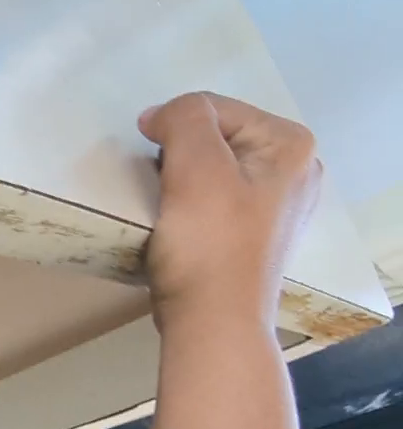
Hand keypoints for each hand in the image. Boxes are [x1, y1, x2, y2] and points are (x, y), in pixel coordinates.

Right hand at [138, 92, 320, 329]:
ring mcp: (276, 205)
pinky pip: (213, 203)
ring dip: (176, 183)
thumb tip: (161, 112)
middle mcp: (293, 168)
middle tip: (145, 187)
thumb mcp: (195, 173)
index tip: (134, 161)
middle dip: (174, 157)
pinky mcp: (251, 236)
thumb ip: (184, 126)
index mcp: (288, 144)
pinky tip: (172, 228)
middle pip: (216, 141)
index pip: (216, 110)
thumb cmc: (206, 246)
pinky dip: (185, 207)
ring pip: (214, 173)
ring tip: (155, 207)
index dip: (168, 128)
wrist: (213, 318)